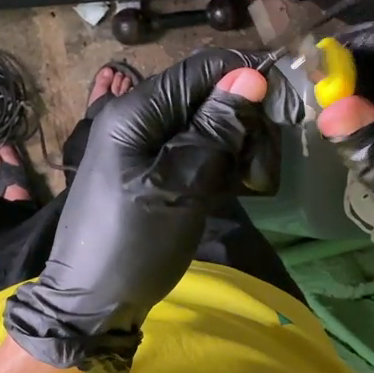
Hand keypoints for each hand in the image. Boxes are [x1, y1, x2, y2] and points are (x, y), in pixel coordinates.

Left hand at [5, 50, 267, 372]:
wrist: (91, 303)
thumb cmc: (134, 243)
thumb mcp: (181, 186)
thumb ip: (214, 129)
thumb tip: (250, 75)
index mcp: (133, 111)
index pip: (198, 69)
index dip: (243, 76)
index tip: (282, 101)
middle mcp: (133, 118)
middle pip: (201, 95)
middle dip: (240, 118)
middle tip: (265, 163)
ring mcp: (138, 146)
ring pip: (200, 124)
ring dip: (233, 144)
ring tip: (253, 180)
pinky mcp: (146, 172)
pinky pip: (189, 150)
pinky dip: (216, 163)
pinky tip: (234, 186)